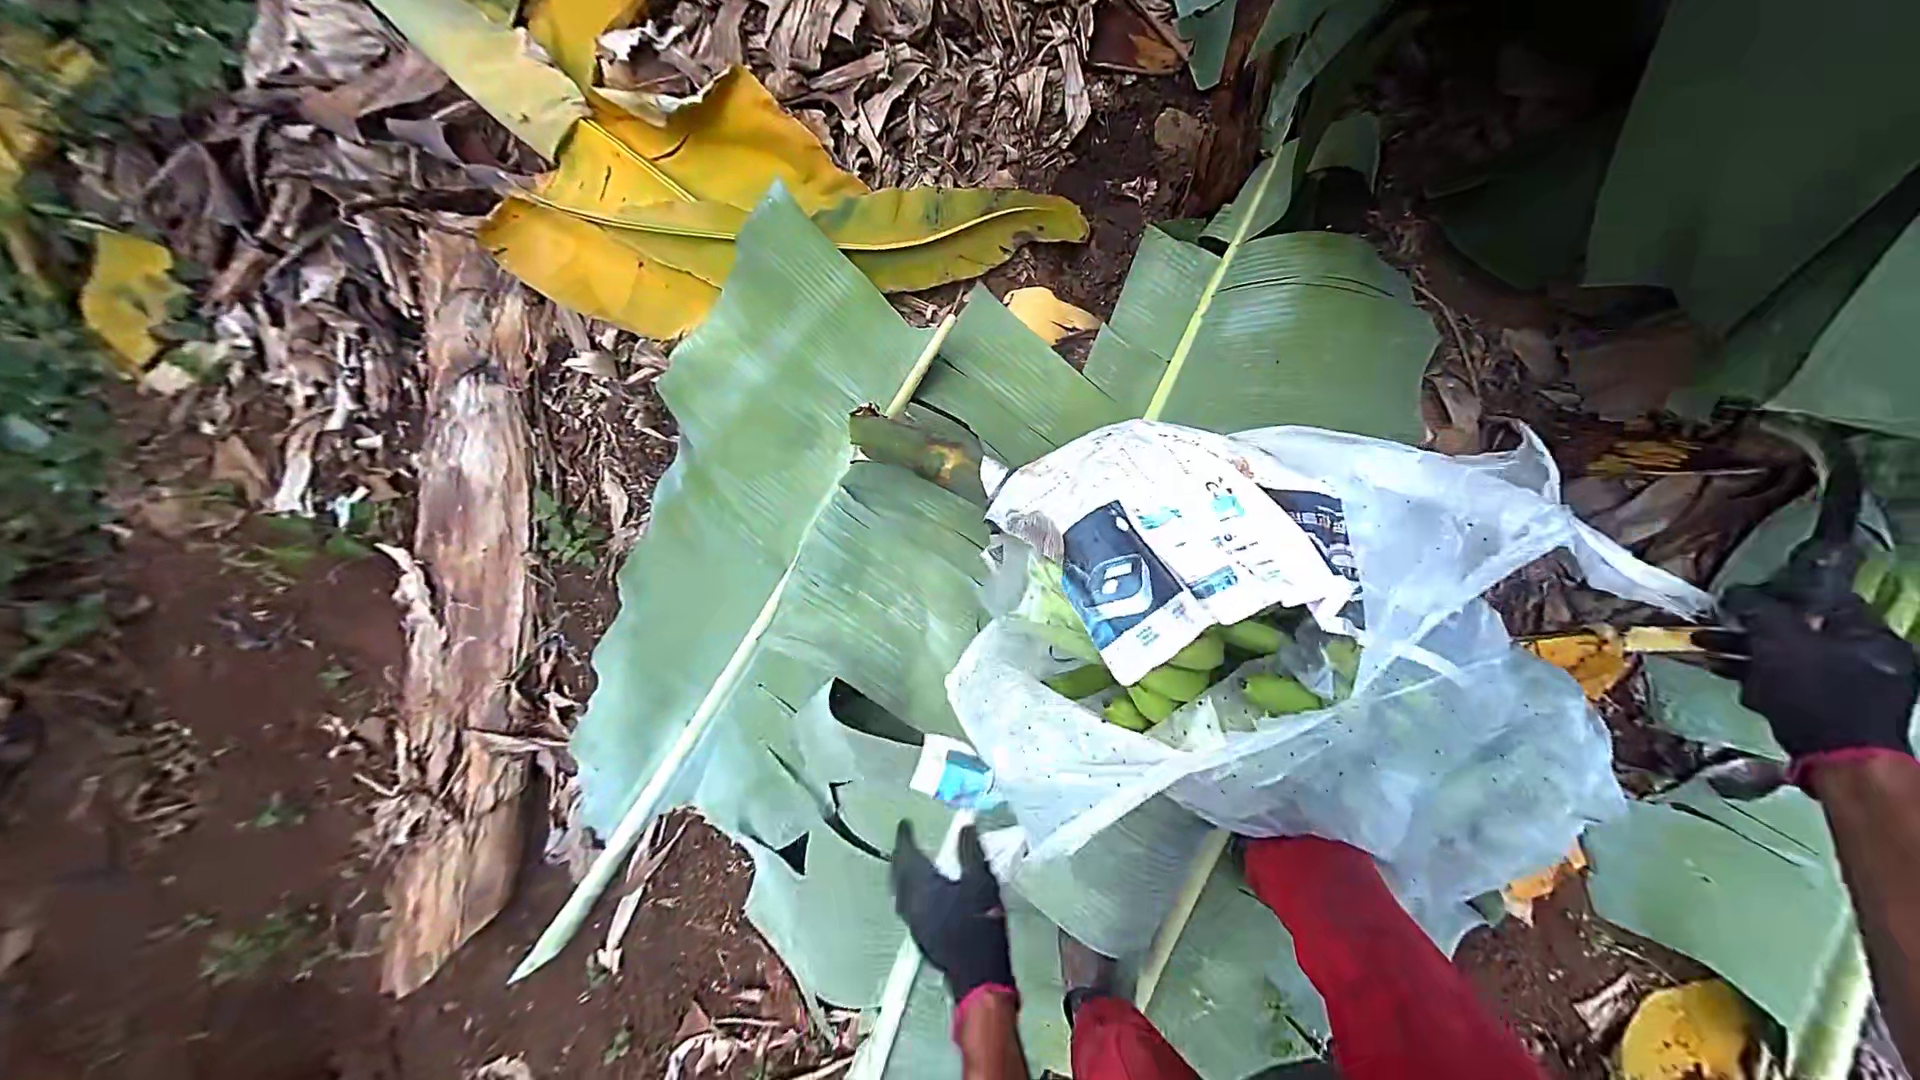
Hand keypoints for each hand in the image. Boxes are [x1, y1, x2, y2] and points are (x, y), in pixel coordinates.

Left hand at [891, 821, 1014, 1000]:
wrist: (978, 975)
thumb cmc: (980, 925)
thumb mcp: (982, 881)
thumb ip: (971, 851)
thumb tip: (966, 826)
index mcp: (922, 885)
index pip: (906, 854)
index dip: (904, 837)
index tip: (905, 824)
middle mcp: (911, 902)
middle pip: (898, 872)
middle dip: (900, 854)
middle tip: (905, 841)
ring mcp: (913, 921)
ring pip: (900, 889)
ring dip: (902, 872)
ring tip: (910, 861)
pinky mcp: (919, 934)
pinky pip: (905, 902)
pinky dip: (908, 888)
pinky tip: (921, 890)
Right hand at [1718, 585, 1918, 769]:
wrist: (1837, 753)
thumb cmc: (1813, 691)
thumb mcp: (1780, 642)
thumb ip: (1761, 612)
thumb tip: (1738, 593)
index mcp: (1872, 636)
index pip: (1825, 598)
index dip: (1779, 592)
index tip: (1741, 594)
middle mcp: (1870, 656)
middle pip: (1800, 629)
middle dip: (1750, 625)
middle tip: (1714, 621)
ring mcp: (1852, 683)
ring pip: (1786, 655)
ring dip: (1742, 649)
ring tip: (1702, 644)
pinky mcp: (1828, 705)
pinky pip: (1785, 678)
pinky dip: (1753, 672)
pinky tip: (1721, 669)